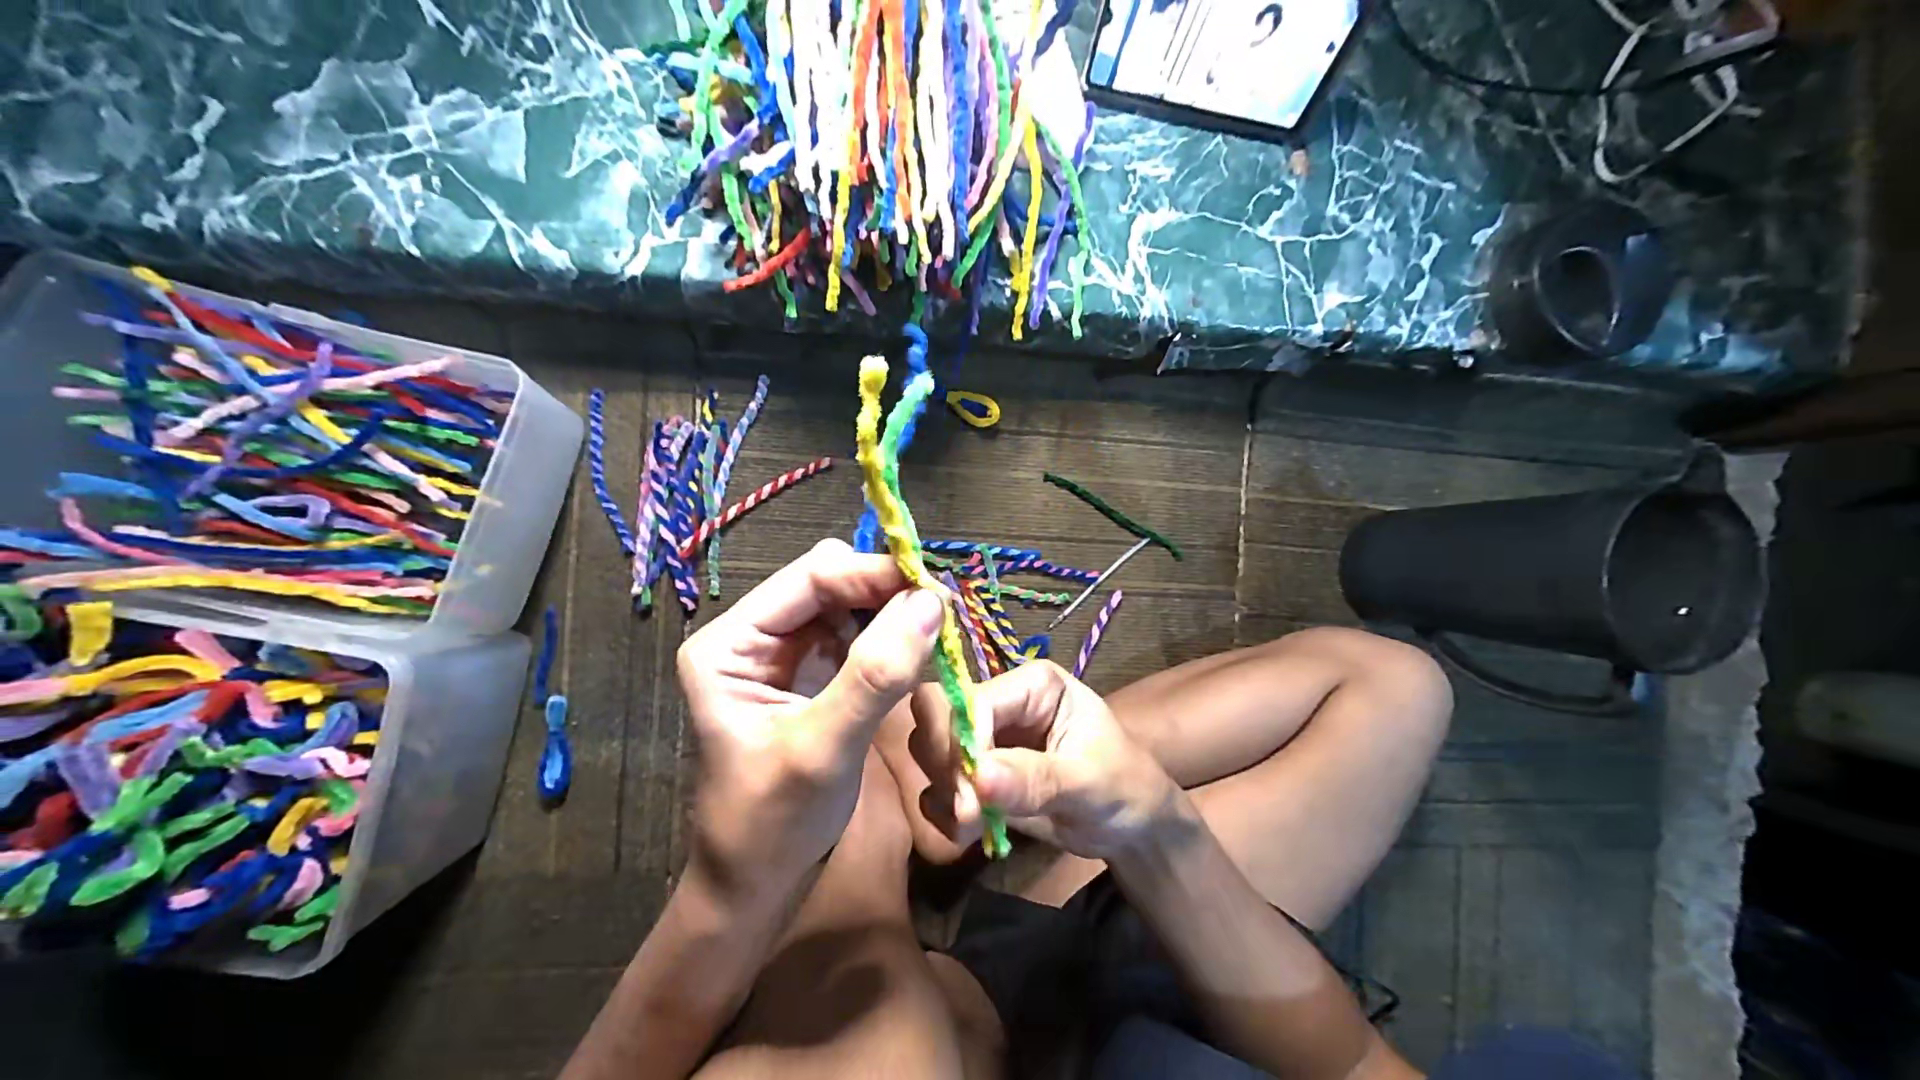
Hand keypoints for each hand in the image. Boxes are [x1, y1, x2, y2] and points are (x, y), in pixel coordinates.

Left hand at [676, 539, 945, 899]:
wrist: (757, 881)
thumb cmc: (772, 824)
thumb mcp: (823, 750)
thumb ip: (874, 676)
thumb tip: (930, 602)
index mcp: (730, 643)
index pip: (810, 579)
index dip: (873, 574)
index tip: (936, 586)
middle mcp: (756, 635)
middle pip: (832, 581)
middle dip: (886, 590)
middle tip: (942, 609)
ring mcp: (788, 652)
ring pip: (852, 603)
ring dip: (895, 611)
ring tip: (938, 627)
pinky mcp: (817, 673)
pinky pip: (862, 634)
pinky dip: (894, 636)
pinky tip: (920, 648)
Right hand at [909, 660, 1184, 860]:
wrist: (1130, 827)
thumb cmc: (1123, 787)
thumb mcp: (1090, 781)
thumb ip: (1036, 778)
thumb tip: (978, 777)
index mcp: (1032, 685)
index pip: (974, 700)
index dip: (963, 743)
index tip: (972, 796)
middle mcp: (1001, 703)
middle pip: (937, 713)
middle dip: (944, 764)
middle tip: (968, 812)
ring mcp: (984, 738)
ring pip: (929, 749)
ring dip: (944, 791)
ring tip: (975, 826)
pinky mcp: (974, 773)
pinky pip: (936, 786)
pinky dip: (944, 813)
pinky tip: (972, 835)